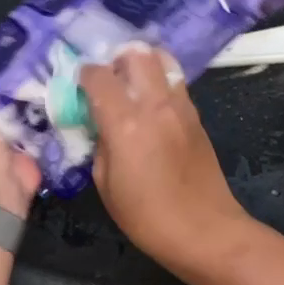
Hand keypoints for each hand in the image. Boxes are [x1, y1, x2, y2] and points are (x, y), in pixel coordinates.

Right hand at [79, 46, 250, 266]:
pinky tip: (150, 106)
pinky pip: (176, 84)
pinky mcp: (197, 117)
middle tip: (107, 79)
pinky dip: (160, 83)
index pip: (99, 76)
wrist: (205, 231)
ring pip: (163, 61)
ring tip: (131, 85)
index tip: (78, 86)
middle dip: (117, 59)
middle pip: (137, 54)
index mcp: (126, 123)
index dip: (84, 75)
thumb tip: (100, 125)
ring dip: (143, 65)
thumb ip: (99, 145)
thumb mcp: (105, 185)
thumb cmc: (147, 217)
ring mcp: (182, 108)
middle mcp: (156, 104)